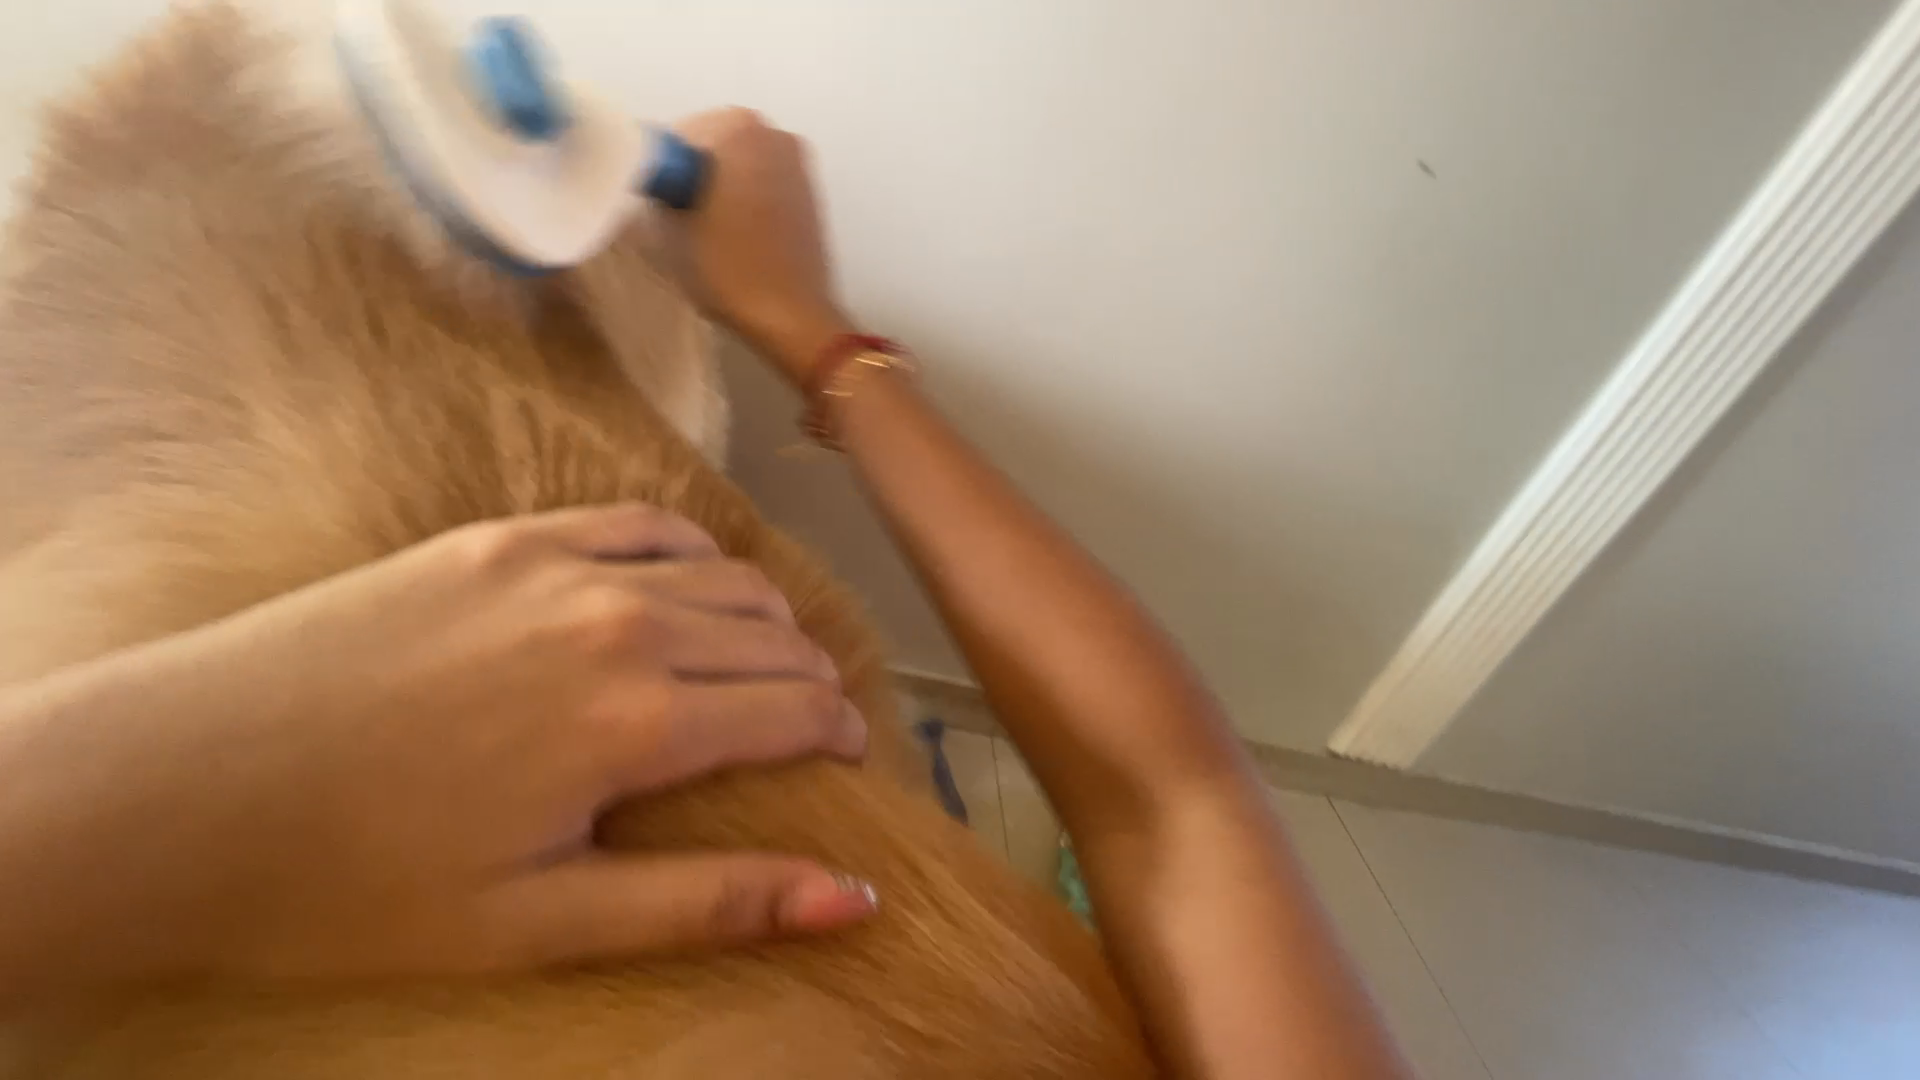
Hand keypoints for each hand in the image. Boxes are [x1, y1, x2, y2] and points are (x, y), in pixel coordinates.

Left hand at [0, 504, 875, 994]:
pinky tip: (696, 585)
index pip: (796, 709)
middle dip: (815, 679)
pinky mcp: (513, 536)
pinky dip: (699, 555)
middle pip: (776, 637)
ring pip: (729, 576)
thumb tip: (851, 898)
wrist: (164, 789)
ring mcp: (566, 566)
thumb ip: (712, 902)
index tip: (851, 749)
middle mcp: (624, 624)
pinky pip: (649, 525)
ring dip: (772, 619)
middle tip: (816, 713)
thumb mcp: (545, 921)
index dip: (841, 729)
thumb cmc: (357, 883)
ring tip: (772, 654)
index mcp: (638, 723)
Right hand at [668, 107, 855, 383]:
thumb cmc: (727, 269)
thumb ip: (658, 190)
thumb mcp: (669, 228)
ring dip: (724, 194)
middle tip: (686, 226)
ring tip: (715, 238)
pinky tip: (743, 241)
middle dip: (697, 180)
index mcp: (738, 127)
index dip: (665, 175)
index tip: (664, 209)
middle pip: (714, 150)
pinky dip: (749, 205)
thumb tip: (661, 183)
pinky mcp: (814, 198)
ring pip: (741, 170)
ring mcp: (802, 165)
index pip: (678, 139)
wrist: (793, 317)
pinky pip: (765, 190)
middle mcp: (776, 134)